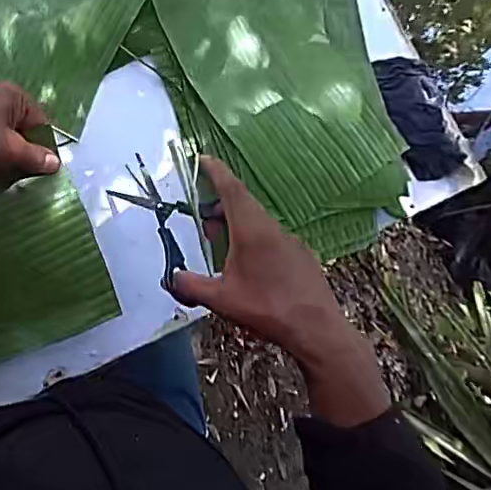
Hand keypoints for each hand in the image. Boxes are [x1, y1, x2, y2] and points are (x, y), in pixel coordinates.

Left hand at [0, 82, 60, 196]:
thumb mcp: (14, 153)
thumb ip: (38, 157)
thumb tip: (55, 162)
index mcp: (11, 93)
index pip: (40, 121)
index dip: (44, 146)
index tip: (44, 168)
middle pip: (22, 126)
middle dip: (25, 149)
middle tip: (24, 171)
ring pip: (4, 135)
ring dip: (8, 154)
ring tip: (5, 172)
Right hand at [170, 158, 390, 427]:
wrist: (318, 330)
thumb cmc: (267, 309)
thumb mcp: (220, 299)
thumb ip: (190, 285)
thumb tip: (171, 278)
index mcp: (251, 230)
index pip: (231, 190)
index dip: (216, 172)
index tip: (204, 158)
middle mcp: (272, 229)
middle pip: (243, 204)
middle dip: (219, 205)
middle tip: (203, 219)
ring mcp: (291, 241)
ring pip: (257, 221)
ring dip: (235, 224)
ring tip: (221, 243)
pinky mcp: (301, 256)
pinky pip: (271, 236)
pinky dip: (253, 238)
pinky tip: (248, 264)